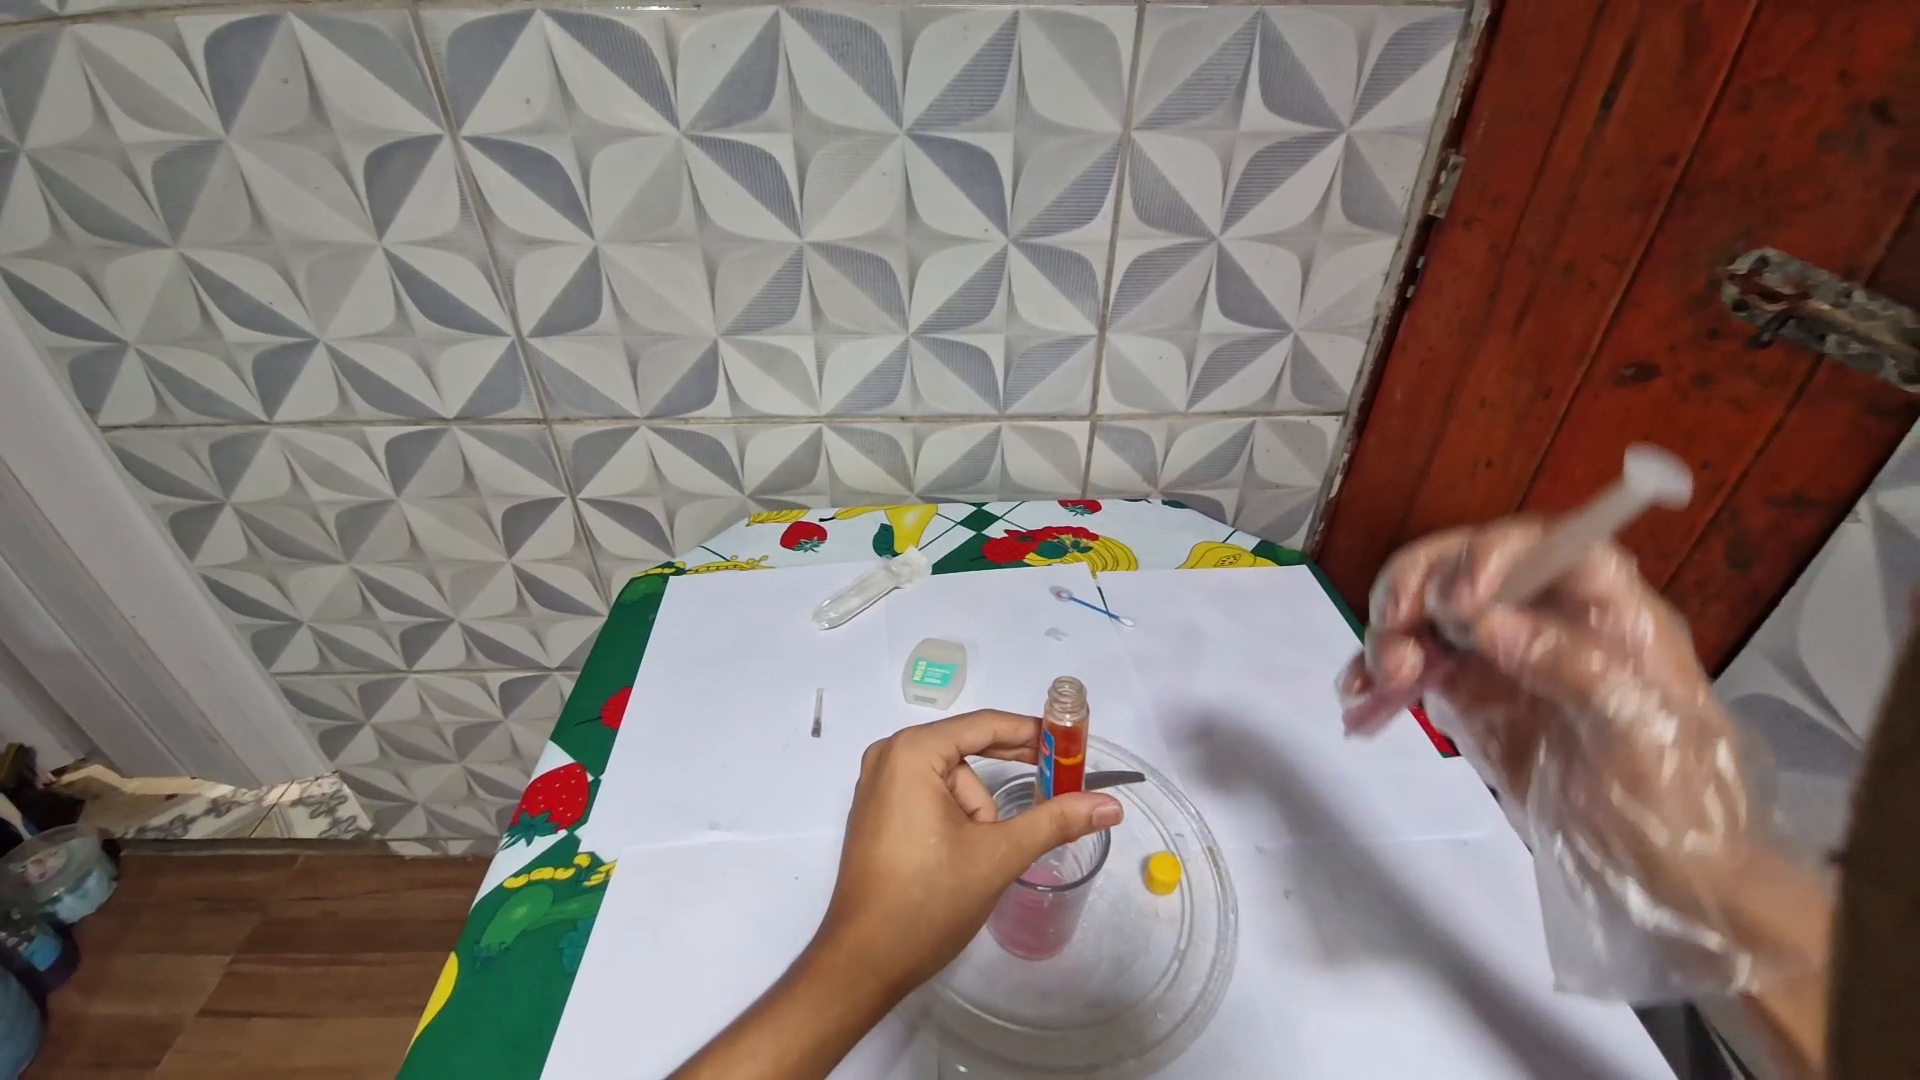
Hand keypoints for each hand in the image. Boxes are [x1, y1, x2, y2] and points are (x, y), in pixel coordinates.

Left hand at [671, 711, 1122, 1079]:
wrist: (863, 963)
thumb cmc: (928, 900)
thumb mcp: (998, 855)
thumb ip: (1055, 821)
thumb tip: (1110, 804)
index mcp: (913, 751)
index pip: (984, 725)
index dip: (1032, 731)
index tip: (1072, 740)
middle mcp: (890, 755)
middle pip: (967, 751)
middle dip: (1009, 772)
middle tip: (1057, 782)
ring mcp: (878, 783)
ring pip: (952, 781)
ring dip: (977, 813)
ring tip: (978, 858)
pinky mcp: (877, 811)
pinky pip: (930, 795)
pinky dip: (957, 816)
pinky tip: (964, 853)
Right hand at [1337, 519, 1793, 996]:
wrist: (1658, 877)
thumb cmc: (1675, 806)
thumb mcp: (1644, 736)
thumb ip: (1574, 667)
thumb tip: (1486, 622)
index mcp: (1607, 614)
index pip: (1546, 546)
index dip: (1491, 555)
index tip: (1454, 603)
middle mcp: (1543, 618)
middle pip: (1464, 567)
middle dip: (1415, 587)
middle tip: (1391, 627)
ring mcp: (1496, 654)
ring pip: (1423, 611)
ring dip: (1388, 635)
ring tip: (1382, 683)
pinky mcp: (1463, 691)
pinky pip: (1407, 662)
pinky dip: (1373, 674)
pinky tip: (1358, 698)